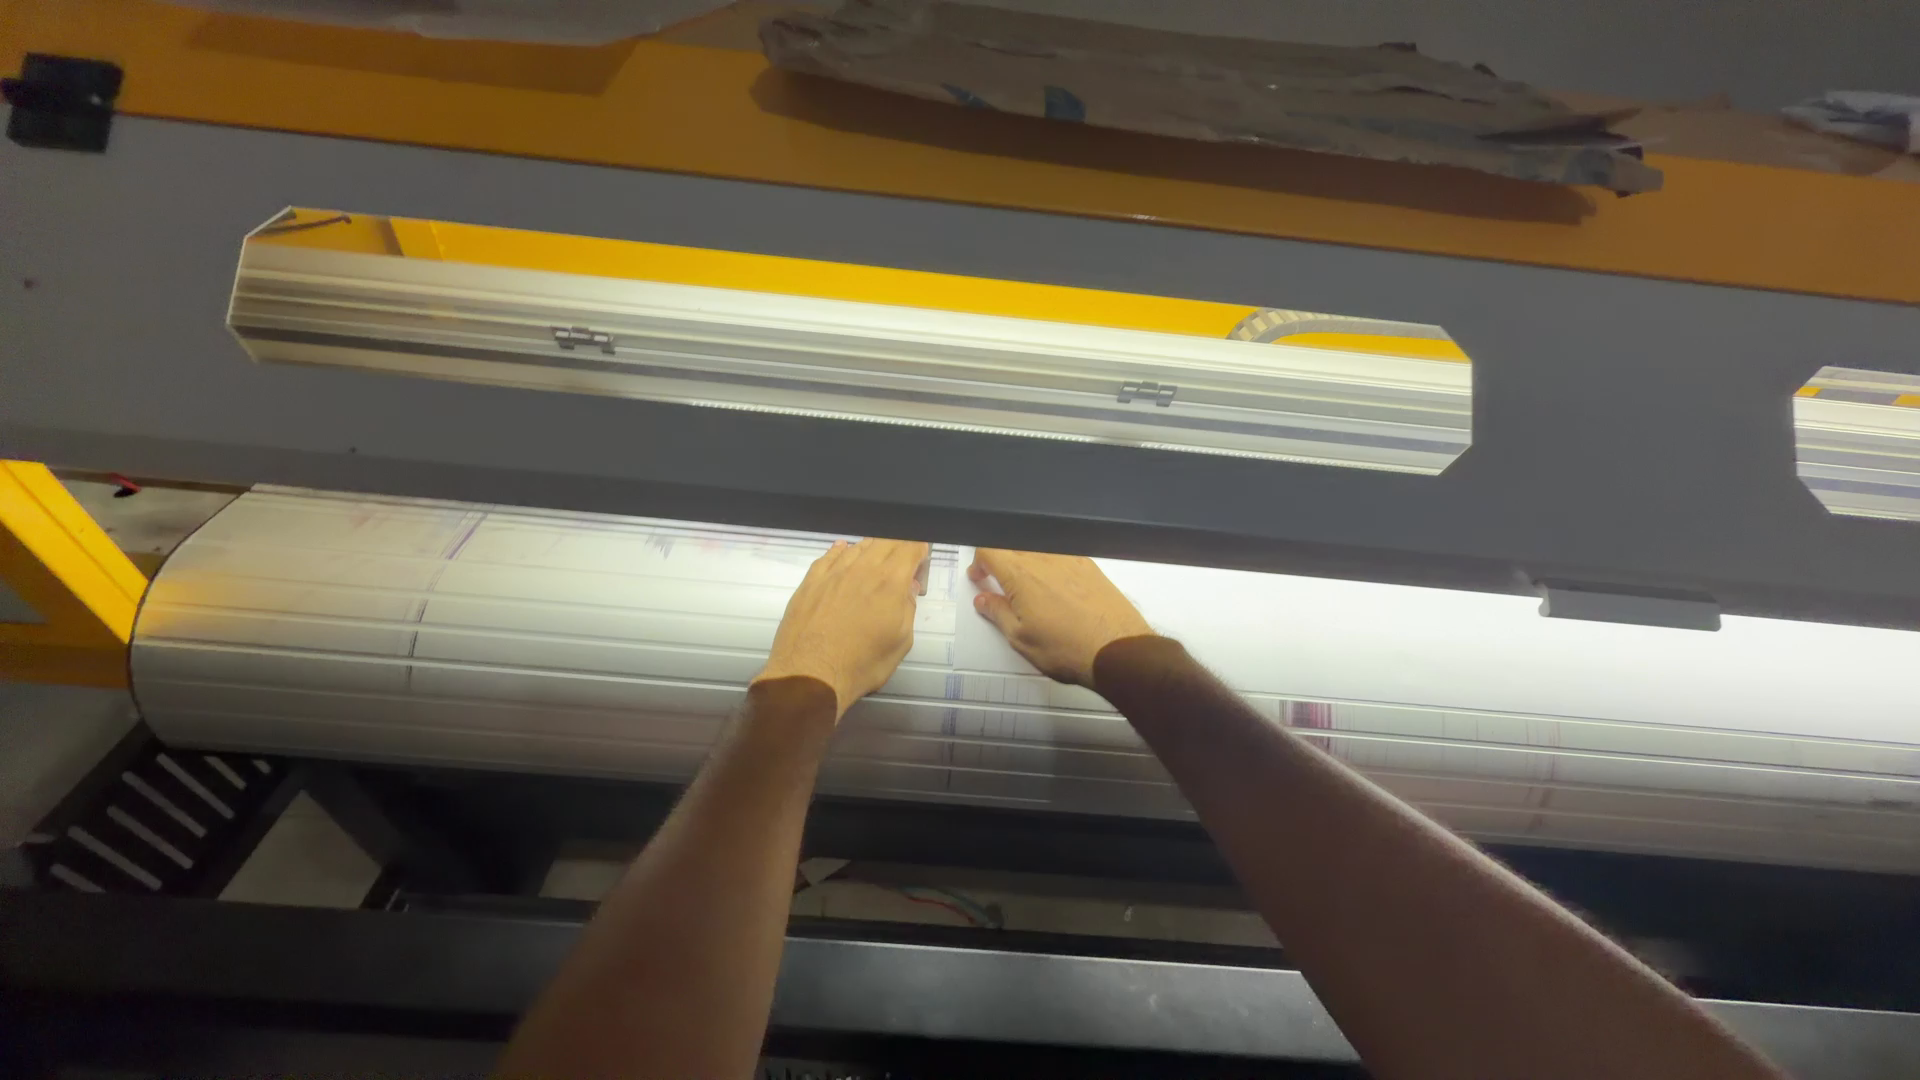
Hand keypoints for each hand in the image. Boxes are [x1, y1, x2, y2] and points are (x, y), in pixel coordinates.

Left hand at [756, 538, 930, 717]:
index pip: (909, 547)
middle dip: (899, 546)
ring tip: (878, 560)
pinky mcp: (810, 581)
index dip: (919, 549)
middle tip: (903, 560)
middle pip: (885, 541)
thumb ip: (908, 609)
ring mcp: (833, 572)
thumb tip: (908, 588)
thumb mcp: (901, 643)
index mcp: (890, 582)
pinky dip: (842, 550)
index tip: (921, 559)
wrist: (809, 675)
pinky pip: (829, 555)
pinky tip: (844, 551)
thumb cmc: (861, 665)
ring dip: (873, 548)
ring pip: (858, 545)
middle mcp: (862, 568)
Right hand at [969, 548, 1155, 687]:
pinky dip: (1051, 564)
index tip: (980, 577)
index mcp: (1020, 574)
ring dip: (1026, 561)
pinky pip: (1061, 554)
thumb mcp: (1020, 638)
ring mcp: (1069, 559)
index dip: (979, 563)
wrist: (1116, 649)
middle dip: (1001, 560)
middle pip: (1013, 546)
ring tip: (1029, 587)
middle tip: (999, 583)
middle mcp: (1044, 558)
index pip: (989, 551)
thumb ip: (998, 613)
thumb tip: (983, 600)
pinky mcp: (1089, 565)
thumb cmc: (1067, 648)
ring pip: (1037, 549)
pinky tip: (1055, 587)